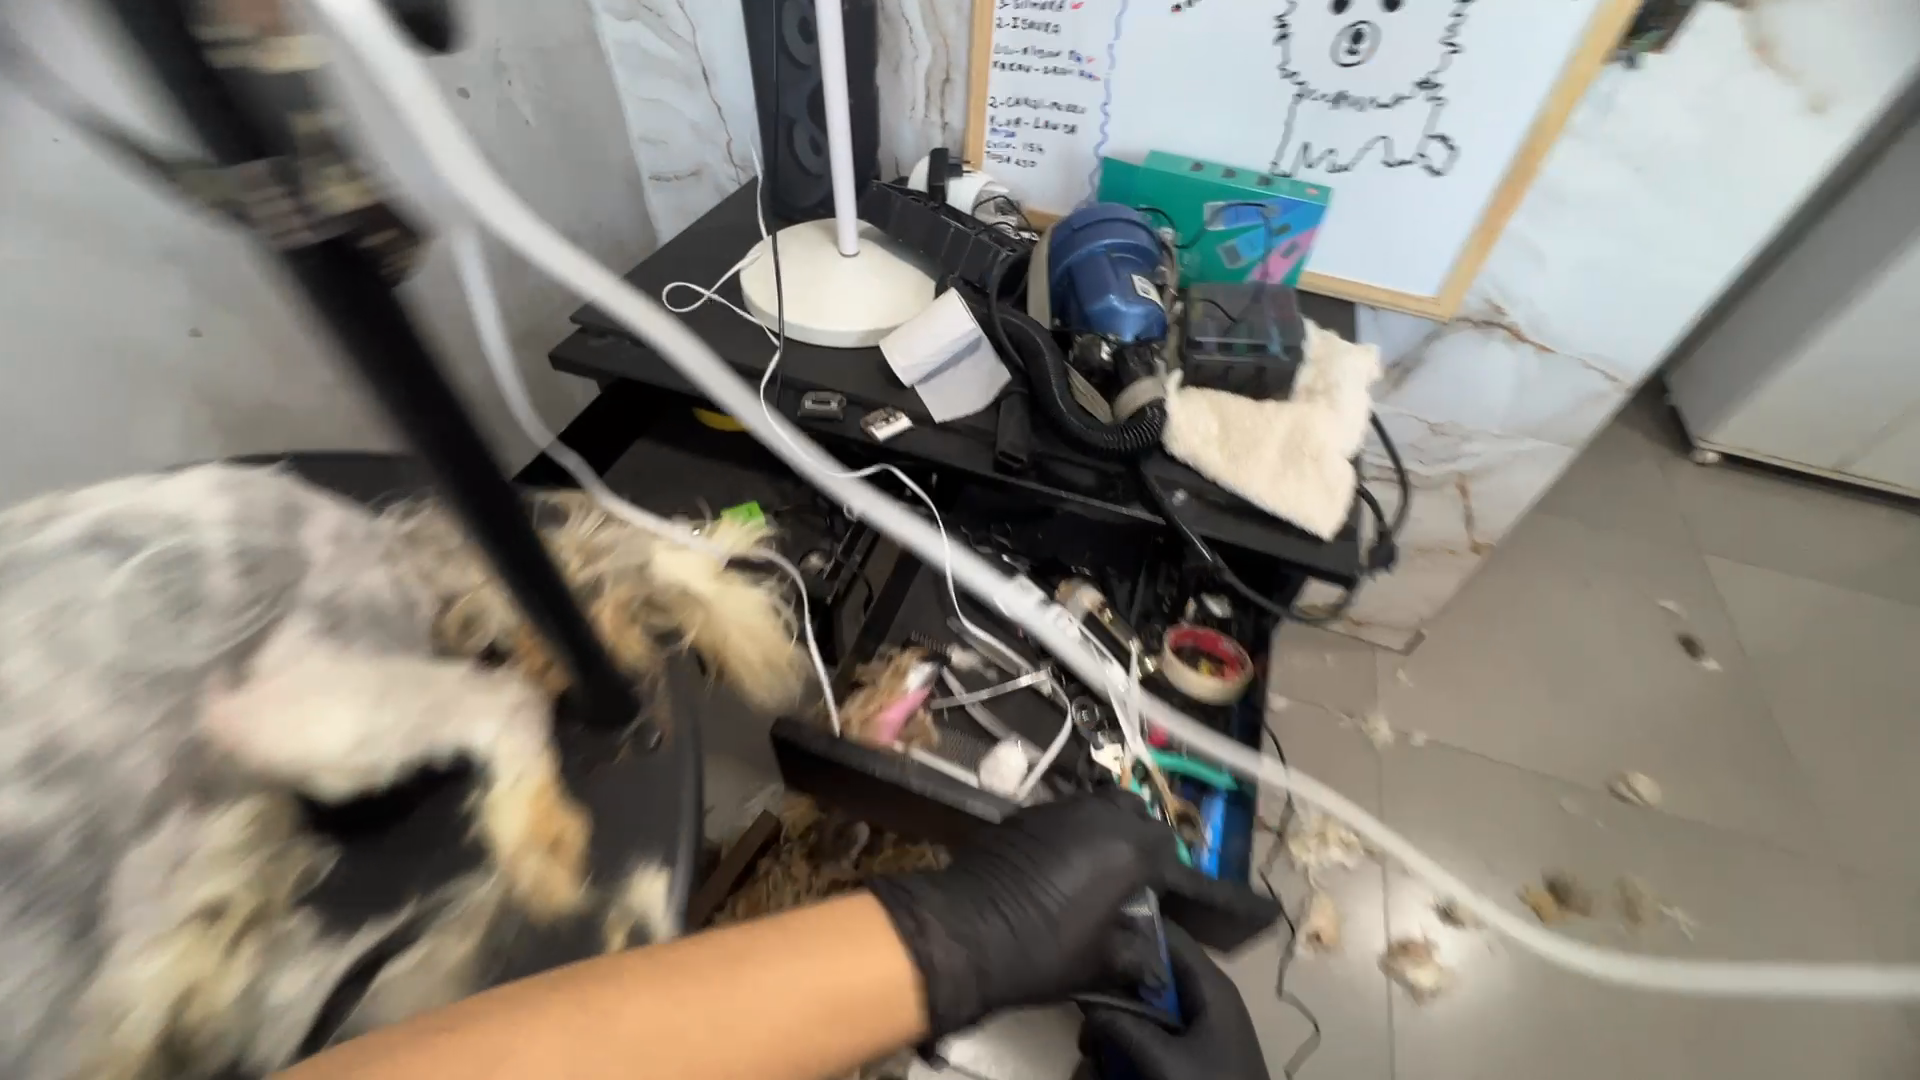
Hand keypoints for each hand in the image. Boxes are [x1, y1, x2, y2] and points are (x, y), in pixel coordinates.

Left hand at [866, 791, 1183, 1036]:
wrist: (966, 928)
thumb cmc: (1043, 949)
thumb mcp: (1099, 963)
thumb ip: (1134, 954)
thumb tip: (1151, 961)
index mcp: (1126, 849)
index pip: (1167, 842)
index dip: (1167, 865)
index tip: (1158, 890)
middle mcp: (1096, 815)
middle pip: (1132, 808)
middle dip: (1138, 832)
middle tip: (1131, 869)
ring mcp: (1057, 808)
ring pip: (1095, 802)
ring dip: (1103, 825)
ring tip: (1096, 862)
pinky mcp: (1024, 811)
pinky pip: (1062, 811)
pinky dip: (1071, 828)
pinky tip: (1060, 859)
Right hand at [1081, 924, 1265, 1079]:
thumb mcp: (1167, 1064)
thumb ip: (1125, 1027)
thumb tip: (1086, 1001)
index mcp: (1209, 983)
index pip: (1165, 932)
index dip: (1128, 929)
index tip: (1090, 938)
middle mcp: (1207, 991)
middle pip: (1155, 964)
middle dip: (1118, 980)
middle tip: (1083, 996)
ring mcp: (1204, 1017)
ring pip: (1153, 995)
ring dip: (1122, 1011)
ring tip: (1091, 1037)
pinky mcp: (1200, 1042)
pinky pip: (1160, 1022)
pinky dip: (1136, 1030)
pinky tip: (1112, 1052)